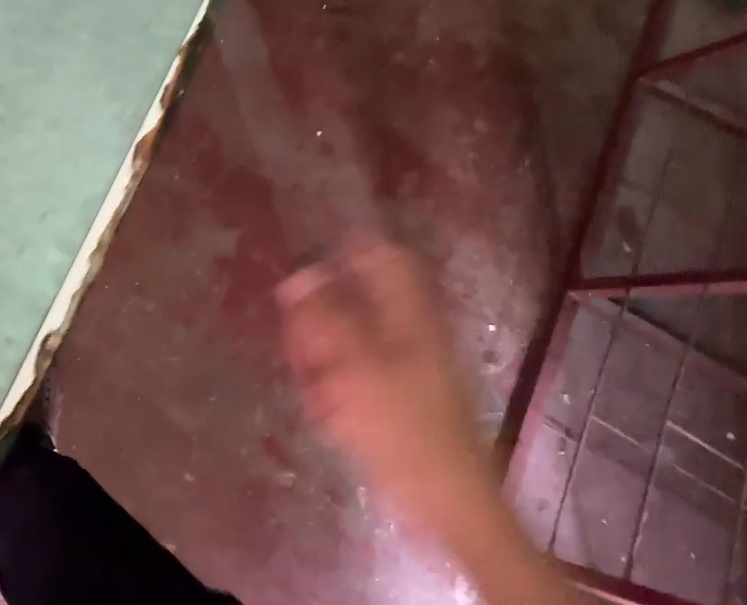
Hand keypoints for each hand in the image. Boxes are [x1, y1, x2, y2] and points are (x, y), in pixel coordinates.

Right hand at [276, 236, 494, 533]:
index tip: (307, 252)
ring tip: (310, 382)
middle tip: (299, 343)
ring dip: (319, 354)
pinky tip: (326, 407)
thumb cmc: (402, 428)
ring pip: (346, 337)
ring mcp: (405, 365)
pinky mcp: (396, 394)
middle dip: (316, 317)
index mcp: (409, 317)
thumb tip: (299, 271)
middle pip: (353, 299)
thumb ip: (324, 316)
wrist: (447, 502)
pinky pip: (351, 372)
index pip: (383, 258)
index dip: (347, 245)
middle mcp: (409, 333)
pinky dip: (332, 383)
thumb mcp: (354, 368)